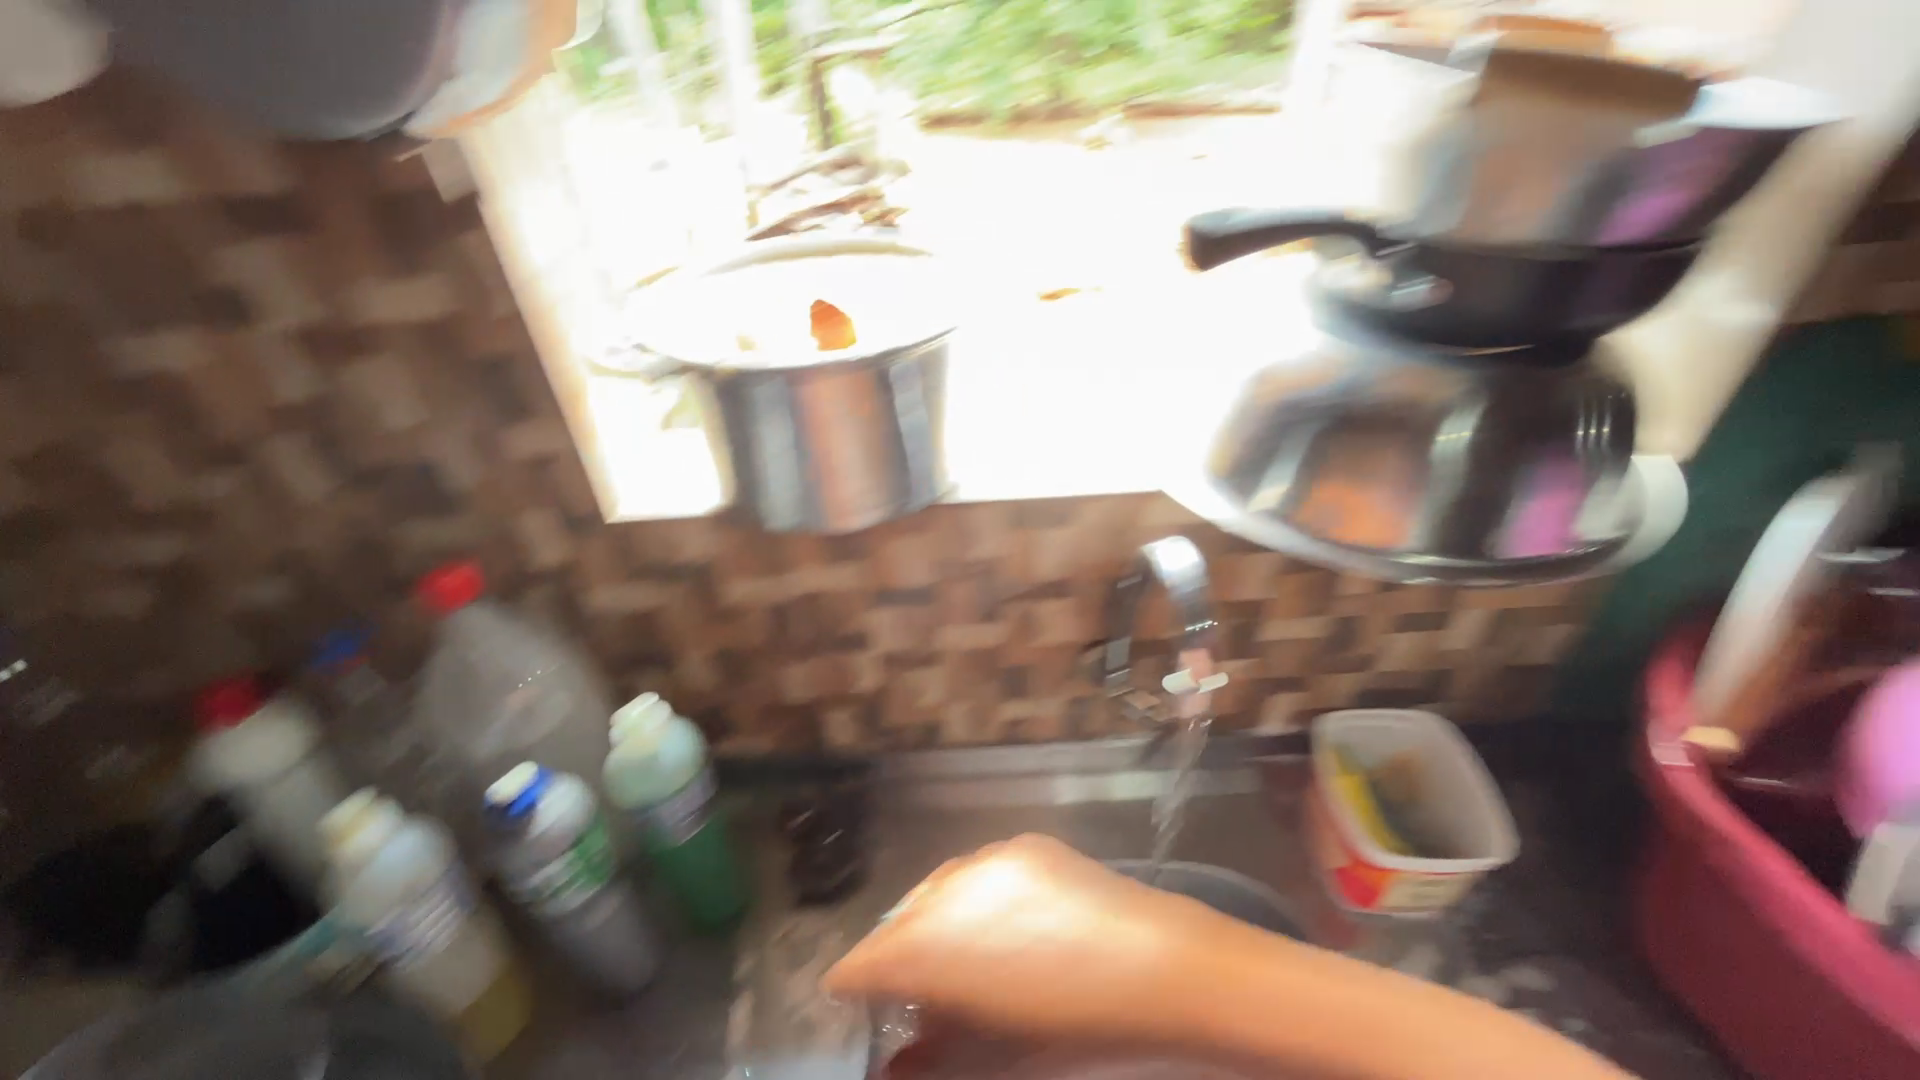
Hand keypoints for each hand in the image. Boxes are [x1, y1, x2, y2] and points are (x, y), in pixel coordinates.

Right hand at [823, 834, 1258, 1041]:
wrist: (1166, 970)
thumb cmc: (1079, 1029)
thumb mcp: (1000, 1051)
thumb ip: (937, 1048)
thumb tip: (897, 1062)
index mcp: (933, 946)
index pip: (866, 961)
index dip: (853, 983)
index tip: (850, 997)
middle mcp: (951, 889)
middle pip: (901, 920)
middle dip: (897, 952)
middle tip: (913, 986)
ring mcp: (990, 858)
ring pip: (939, 887)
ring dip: (935, 918)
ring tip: (958, 952)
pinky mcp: (1026, 843)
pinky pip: (980, 868)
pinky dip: (976, 894)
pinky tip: (1002, 920)